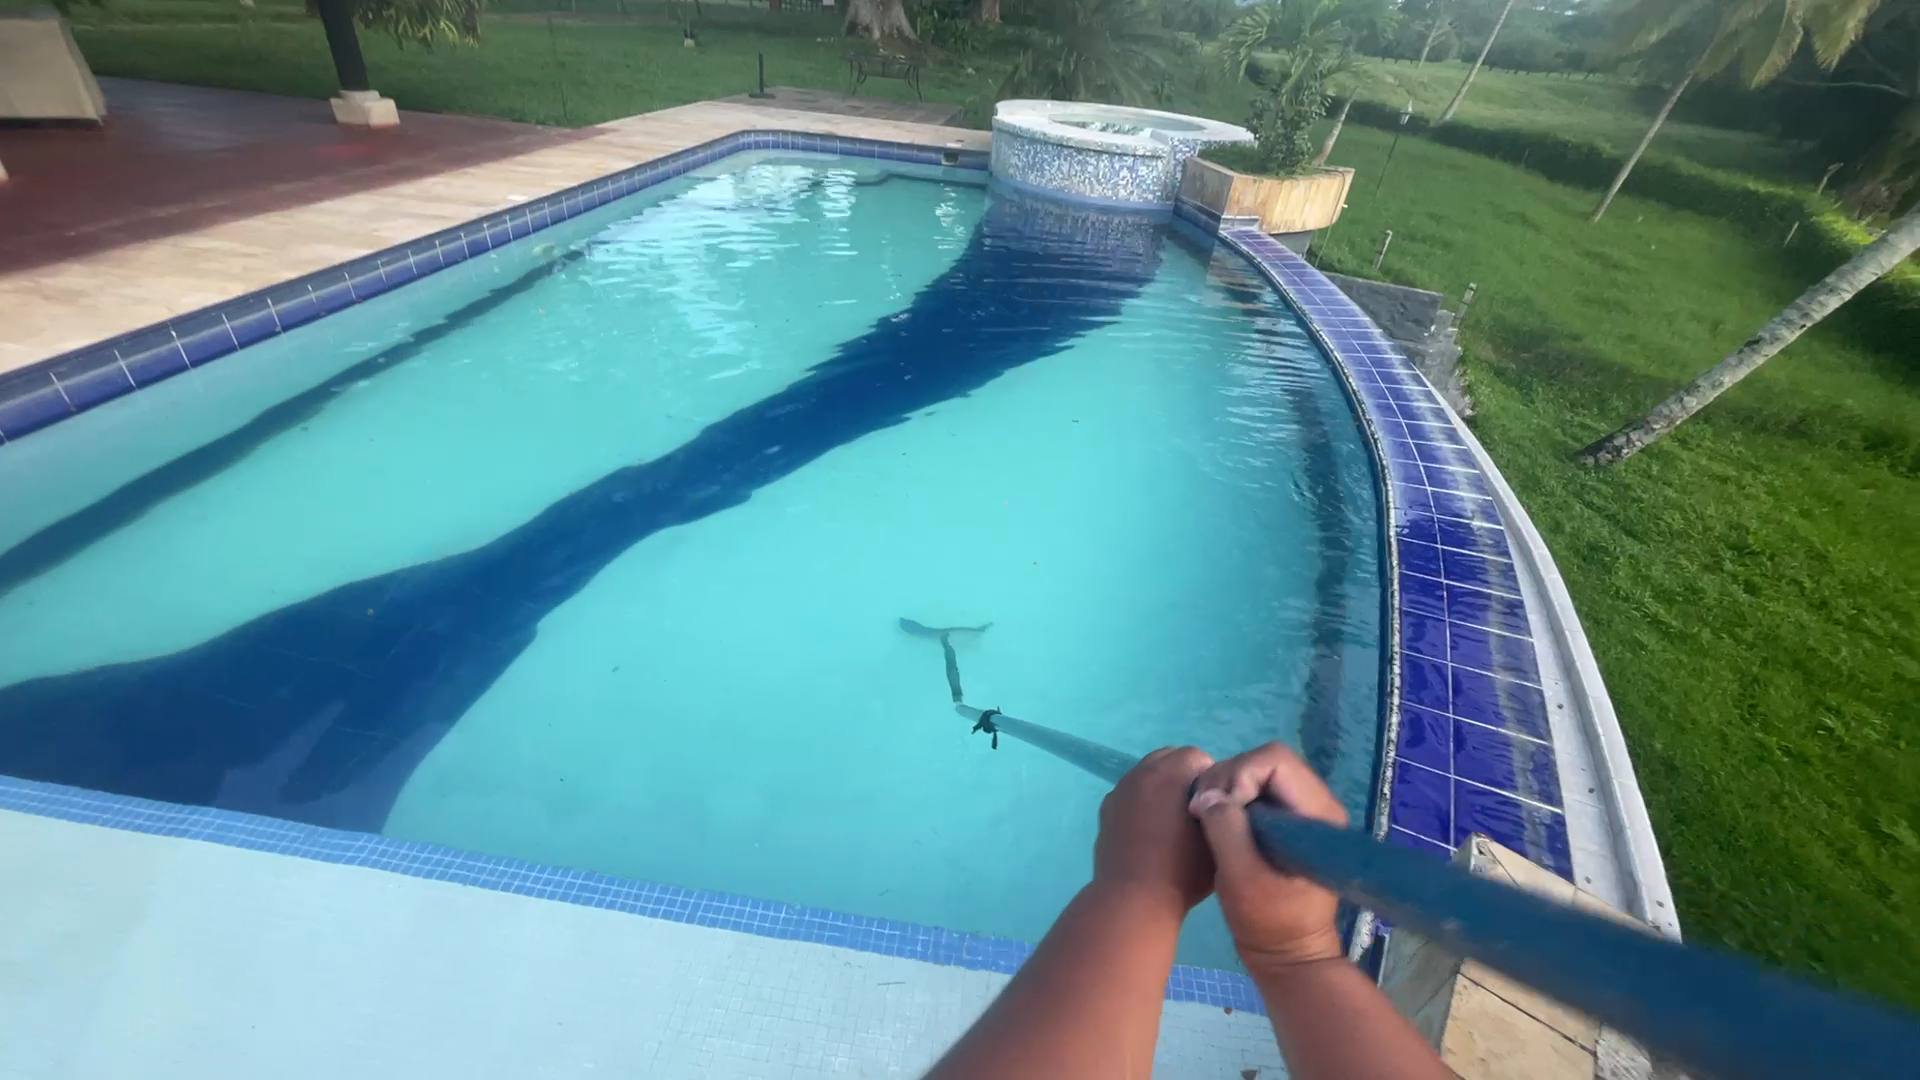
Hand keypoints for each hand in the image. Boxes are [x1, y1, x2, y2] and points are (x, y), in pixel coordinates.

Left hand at [1093, 746, 1215, 915]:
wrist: (1134, 897)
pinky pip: (1130, 791)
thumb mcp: (1216, 838)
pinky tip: (1149, 829)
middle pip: (1168, 757)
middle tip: (1197, 807)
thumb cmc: (1182, 870)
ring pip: (1147, 773)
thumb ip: (1220, 807)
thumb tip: (1216, 797)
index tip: (1216, 802)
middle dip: (1185, 774)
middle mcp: (1140, 773)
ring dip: (1162, 785)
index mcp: (1168, 774)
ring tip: (1172, 819)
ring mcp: (1119, 789)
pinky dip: (1142, 799)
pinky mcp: (1107, 806)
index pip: (1196, 755)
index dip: (1210, 776)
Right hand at [1187, 742, 1348, 975]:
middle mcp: (1315, 803)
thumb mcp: (1240, 879)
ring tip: (1204, 814)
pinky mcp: (1284, 818)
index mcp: (1317, 815)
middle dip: (1227, 777)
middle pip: (1264, 760)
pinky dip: (1228, 795)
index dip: (1240, 773)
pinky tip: (1214, 818)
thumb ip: (1226, 830)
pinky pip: (1252, 786)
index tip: (1217, 805)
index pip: (1276, 760)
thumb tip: (1208, 794)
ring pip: (1255, 769)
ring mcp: (1300, 809)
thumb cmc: (1268, 923)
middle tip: (1202, 808)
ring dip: (1224, 785)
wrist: (1287, 956)